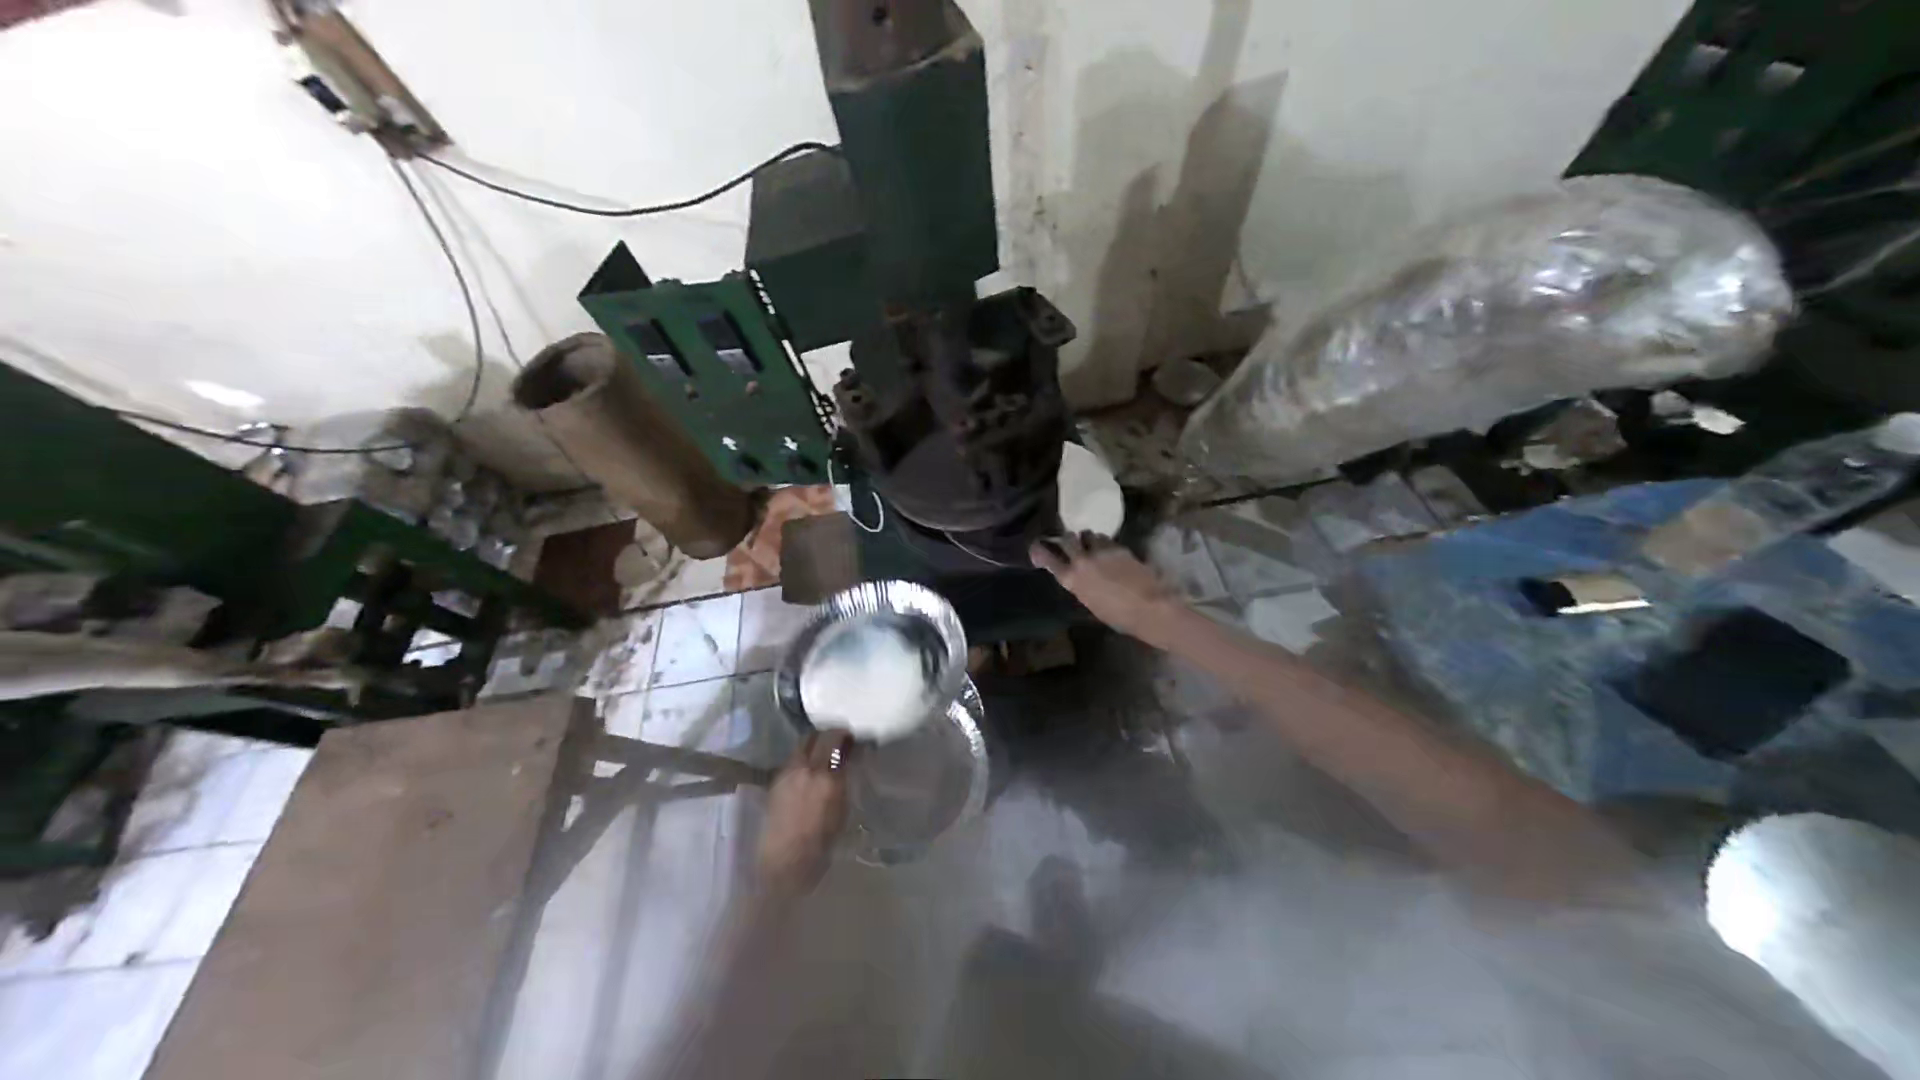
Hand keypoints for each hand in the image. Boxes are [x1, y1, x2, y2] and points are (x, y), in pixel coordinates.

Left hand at [756, 732, 853, 896]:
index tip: (853, 740)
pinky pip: (792, 760)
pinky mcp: (775, 782)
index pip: (836, 740)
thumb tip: (847, 761)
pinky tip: (809, 771)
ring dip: (815, 744)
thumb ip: (844, 781)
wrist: (783, 866)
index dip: (846, 735)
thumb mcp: (841, 812)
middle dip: (829, 735)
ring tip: (824, 755)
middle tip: (839, 742)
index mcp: (827, 778)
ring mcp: (787, 774)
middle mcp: (805, 769)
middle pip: (816, 736)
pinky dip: (803, 758)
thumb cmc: (820, 847)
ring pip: (802, 745)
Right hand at [1030, 532, 1187, 645]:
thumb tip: (1080, 577)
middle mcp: (1081, 560)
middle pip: (1067, 538)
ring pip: (1088, 534)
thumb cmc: (1119, 616)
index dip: (1039, 550)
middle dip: (1067, 539)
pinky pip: (1106, 539)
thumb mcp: (1091, 604)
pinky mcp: (1119, 547)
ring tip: (1094, 546)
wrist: (1149, 607)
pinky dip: (1105, 543)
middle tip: (1070, 542)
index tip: (1037, 546)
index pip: (1046, 557)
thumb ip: (1081, 586)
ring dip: (1088, 539)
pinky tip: (1111, 552)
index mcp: (1071, 579)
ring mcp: (1101, 551)